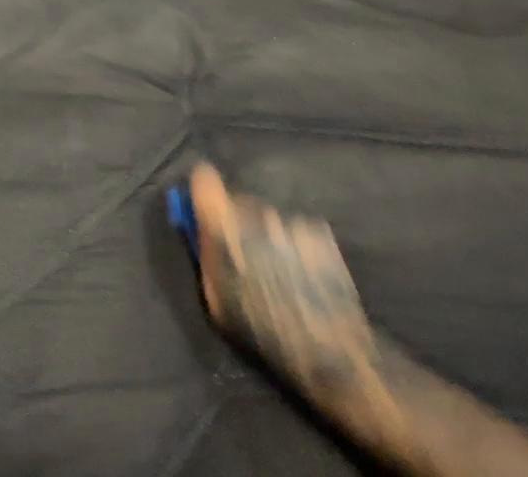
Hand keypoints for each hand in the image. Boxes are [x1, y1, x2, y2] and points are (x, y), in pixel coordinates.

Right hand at [188, 162, 380, 404]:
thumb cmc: (258, 328)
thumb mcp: (214, 297)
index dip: (203, 190)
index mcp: (224, 224)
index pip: (204, 179)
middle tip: (243, 254)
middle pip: (239, 200)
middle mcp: (258, 211)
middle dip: (236, 220)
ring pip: (269, 218)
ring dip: (267, 235)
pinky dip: (294, 245)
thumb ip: (206, 254)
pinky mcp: (321, 232)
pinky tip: (301, 274)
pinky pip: (296, 230)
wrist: (326, 349)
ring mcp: (292, 219)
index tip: (204, 208)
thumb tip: (201, 229)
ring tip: (277, 271)